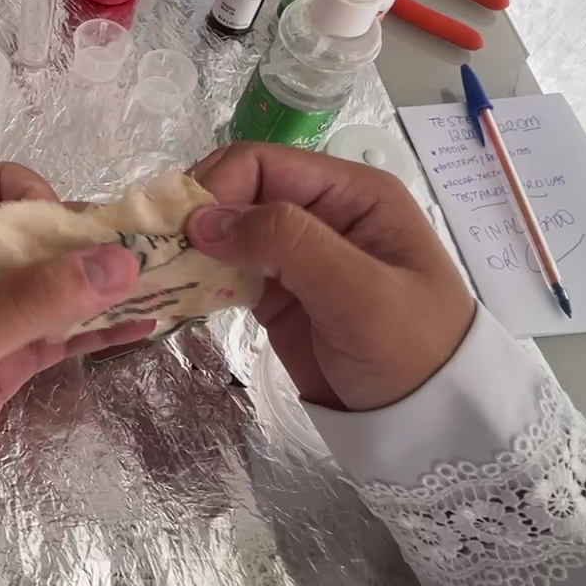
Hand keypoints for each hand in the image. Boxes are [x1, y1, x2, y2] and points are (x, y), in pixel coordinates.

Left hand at [0, 163, 155, 484]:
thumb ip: (33, 299)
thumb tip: (121, 261)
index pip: (0, 190)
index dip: (43, 202)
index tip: (77, 240)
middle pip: (36, 237)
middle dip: (87, 246)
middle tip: (142, 260)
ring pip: (53, 287)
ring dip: (100, 287)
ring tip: (159, 285)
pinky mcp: (3, 361)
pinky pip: (57, 335)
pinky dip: (95, 330)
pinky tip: (141, 326)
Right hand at [186, 143, 474, 411]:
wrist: (426, 422)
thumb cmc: (410, 351)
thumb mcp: (359, 293)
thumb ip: (288, 244)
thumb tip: (202, 220)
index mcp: (350, 193)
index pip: (263, 163)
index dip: (218, 186)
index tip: (183, 229)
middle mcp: (319, 212)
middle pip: (237, 191)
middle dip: (197, 214)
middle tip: (160, 251)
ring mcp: (294, 253)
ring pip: (225, 230)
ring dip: (191, 246)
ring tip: (159, 271)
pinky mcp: (275, 290)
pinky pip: (226, 268)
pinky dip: (199, 275)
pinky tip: (177, 290)